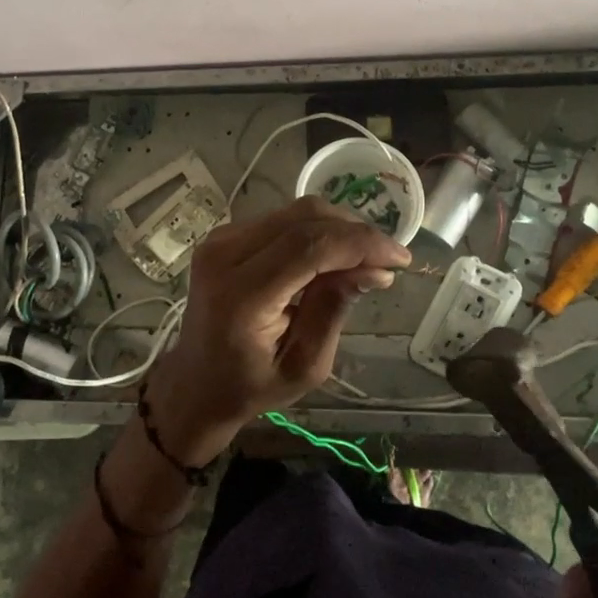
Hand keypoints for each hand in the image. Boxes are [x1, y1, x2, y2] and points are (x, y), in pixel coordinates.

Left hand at [141, 197, 409, 462]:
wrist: (196, 382)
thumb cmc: (251, 385)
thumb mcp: (305, 365)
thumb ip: (334, 310)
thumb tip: (374, 268)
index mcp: (241, 295)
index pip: (309, 247)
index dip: (360, 244)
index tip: (401, 258)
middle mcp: (224, 254)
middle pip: (303, 219)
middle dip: (354, 232)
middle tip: (387, 259)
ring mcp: (220, 239)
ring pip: (295, 212)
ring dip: (337, 229)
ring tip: (364, 260)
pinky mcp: (224, 235)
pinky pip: (281, 220)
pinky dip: (315, 231)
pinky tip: (334, 257)